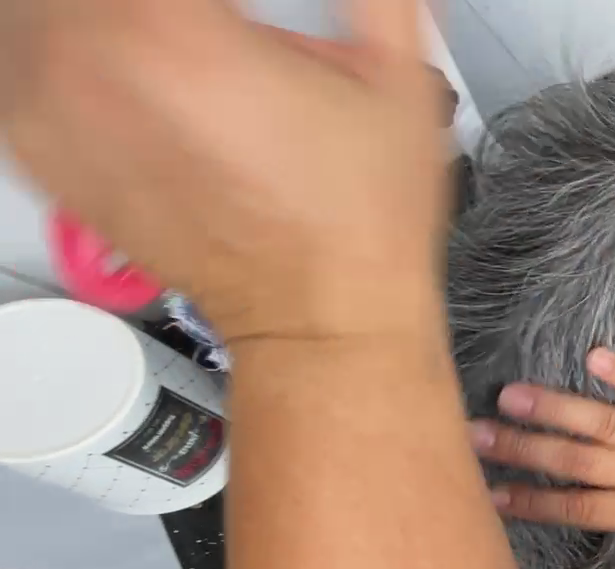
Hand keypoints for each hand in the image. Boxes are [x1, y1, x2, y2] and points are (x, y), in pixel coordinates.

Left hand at [0, 0, 448, 346]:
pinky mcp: (34, 138)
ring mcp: (45, 96)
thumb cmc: (364, 225)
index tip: (233, 20)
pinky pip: (20, 51)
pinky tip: (150, 92)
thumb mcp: (401, 95)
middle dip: (168, 14)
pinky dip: (74, 52)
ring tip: (186, 69)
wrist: (325, 317)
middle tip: (212, 42)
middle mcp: (86, 51)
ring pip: (43, 10)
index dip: (211, 7)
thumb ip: (379, 4)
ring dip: (116, 22)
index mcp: (174, 29)